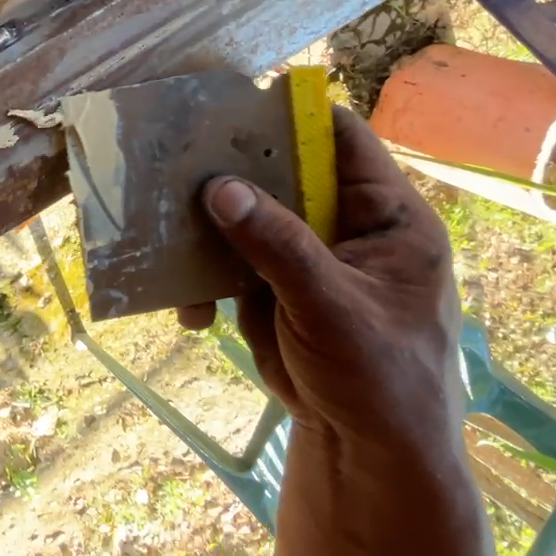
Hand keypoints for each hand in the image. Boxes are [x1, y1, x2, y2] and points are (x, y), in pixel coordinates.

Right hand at [180, 107, 489, 555]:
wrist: (364, 453)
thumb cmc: (380, 379)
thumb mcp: (333, 309)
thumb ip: (279, 246)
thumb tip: (220, 186)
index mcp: (385, 217)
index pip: (340, 138)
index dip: (291, 113)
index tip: (230, 102)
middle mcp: (342, 222)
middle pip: (278, 169)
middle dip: (228, 170)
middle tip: (175, 161)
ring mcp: (303, 250)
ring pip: (241, 212)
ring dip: (204, 227)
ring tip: (170, 241)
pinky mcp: (270, 279)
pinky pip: (225, 256)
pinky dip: (202, 276)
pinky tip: (195, 312)